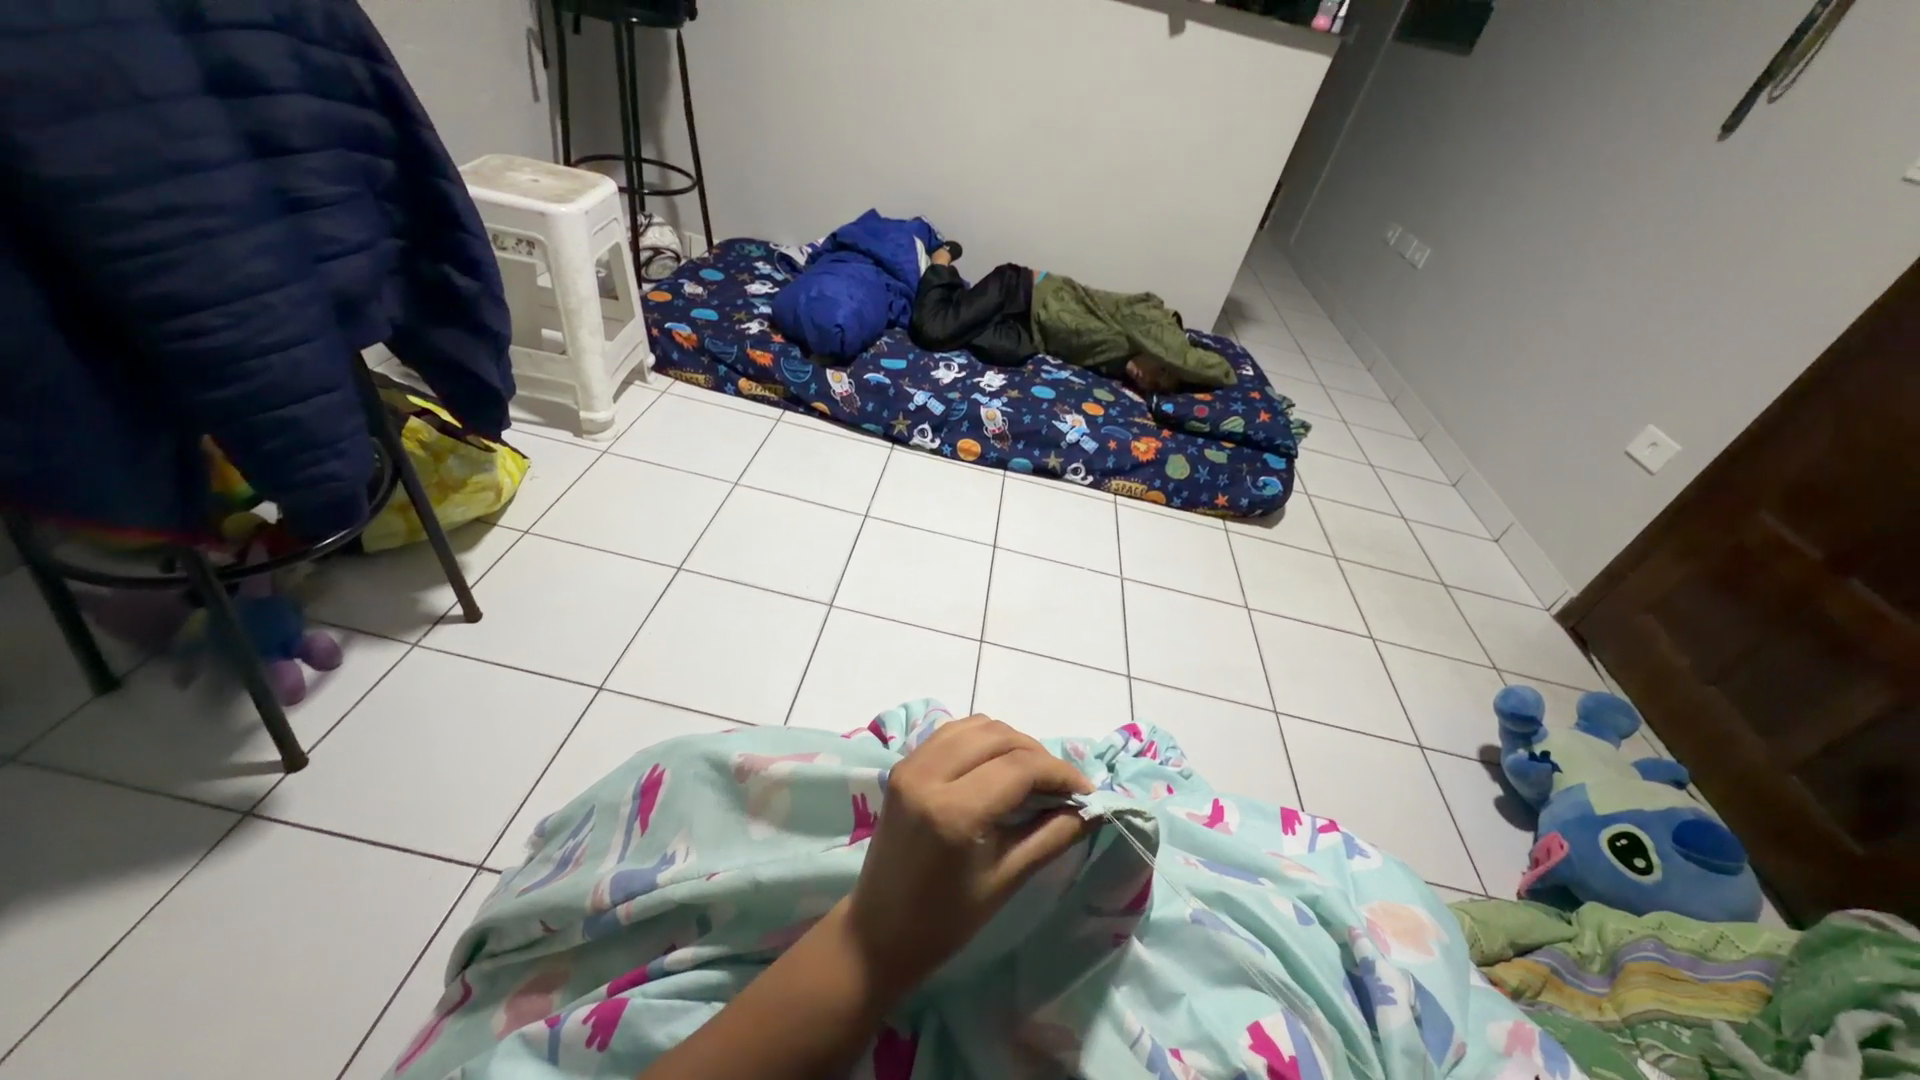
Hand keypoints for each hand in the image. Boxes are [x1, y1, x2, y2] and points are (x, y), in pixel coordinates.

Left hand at [841, 716, 1093, 996]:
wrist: (879, 932)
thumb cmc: (945, 920)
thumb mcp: (1006, 880)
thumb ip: (1051, 836)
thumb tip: (1092, 809)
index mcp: (954, 811)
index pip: (1020, 767)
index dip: (1061, 773)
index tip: (1087, 792)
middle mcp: (928, 775)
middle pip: (1000, 737)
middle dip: (1039, 755)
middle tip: (1063, 786)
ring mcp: (910, 766)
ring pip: (976, 726)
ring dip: (1012, 742)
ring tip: (1034, 776)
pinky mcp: (903, 767)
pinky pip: (952, 734)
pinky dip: (983, 741)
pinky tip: (999, 768)